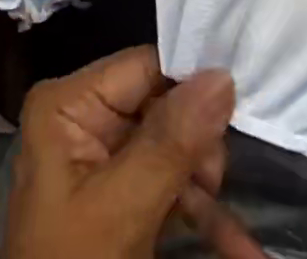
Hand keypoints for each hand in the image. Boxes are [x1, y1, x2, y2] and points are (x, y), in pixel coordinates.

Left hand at [3, 45, 263, 258]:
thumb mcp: (121, 207)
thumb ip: (170, 141)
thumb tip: (221, 75)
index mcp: (68, 103)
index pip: (143, 65)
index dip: (192, 82)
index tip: (237, 109)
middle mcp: (84, 117)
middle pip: (163, 105)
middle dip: (199, 147)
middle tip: (216, 183)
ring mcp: (103, 156)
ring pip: (173, 147)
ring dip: (208, 188)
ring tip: (234, 232)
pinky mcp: (120, 193)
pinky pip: (168, 185)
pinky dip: (201, 214)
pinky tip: (239, 247)